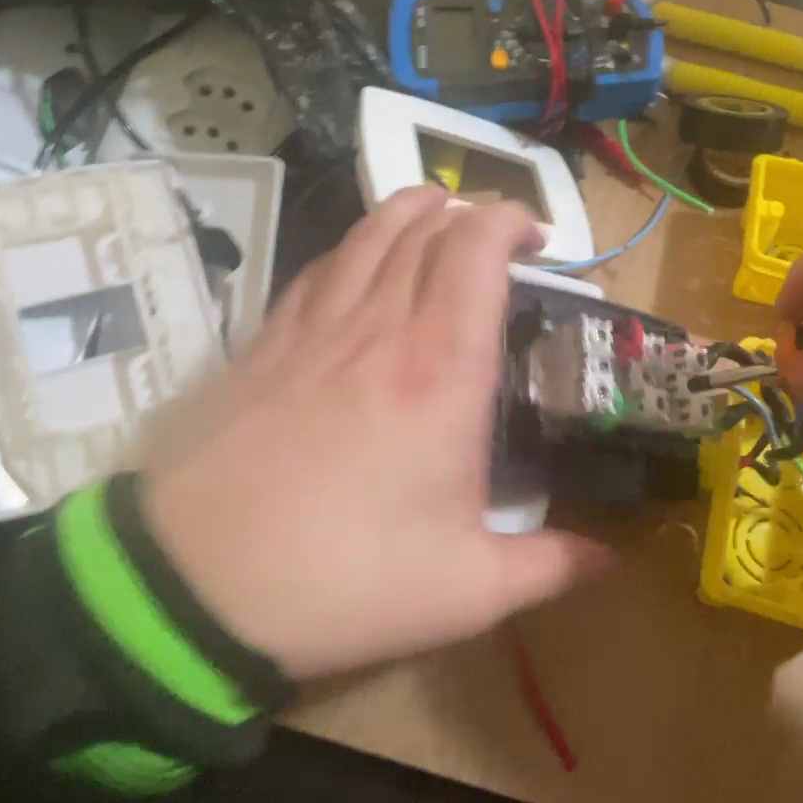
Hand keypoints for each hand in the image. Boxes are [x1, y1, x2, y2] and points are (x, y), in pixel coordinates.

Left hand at [139, 188, 611, 681]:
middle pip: (426, 225)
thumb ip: (549, 566)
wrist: (192, 590)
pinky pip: (318, 269)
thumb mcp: (466, 590)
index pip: (478, 247)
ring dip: (411, 212)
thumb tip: (611, 557)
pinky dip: (353, 250)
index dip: (513, 219)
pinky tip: (358, 269)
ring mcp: (313, 328)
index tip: (540, 238)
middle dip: (470, 212)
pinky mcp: (263, 344)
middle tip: (498, 240)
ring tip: (436, 219)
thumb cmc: (345, 580)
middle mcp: (380, 326)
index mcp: (441, 368)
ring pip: (367, 232)